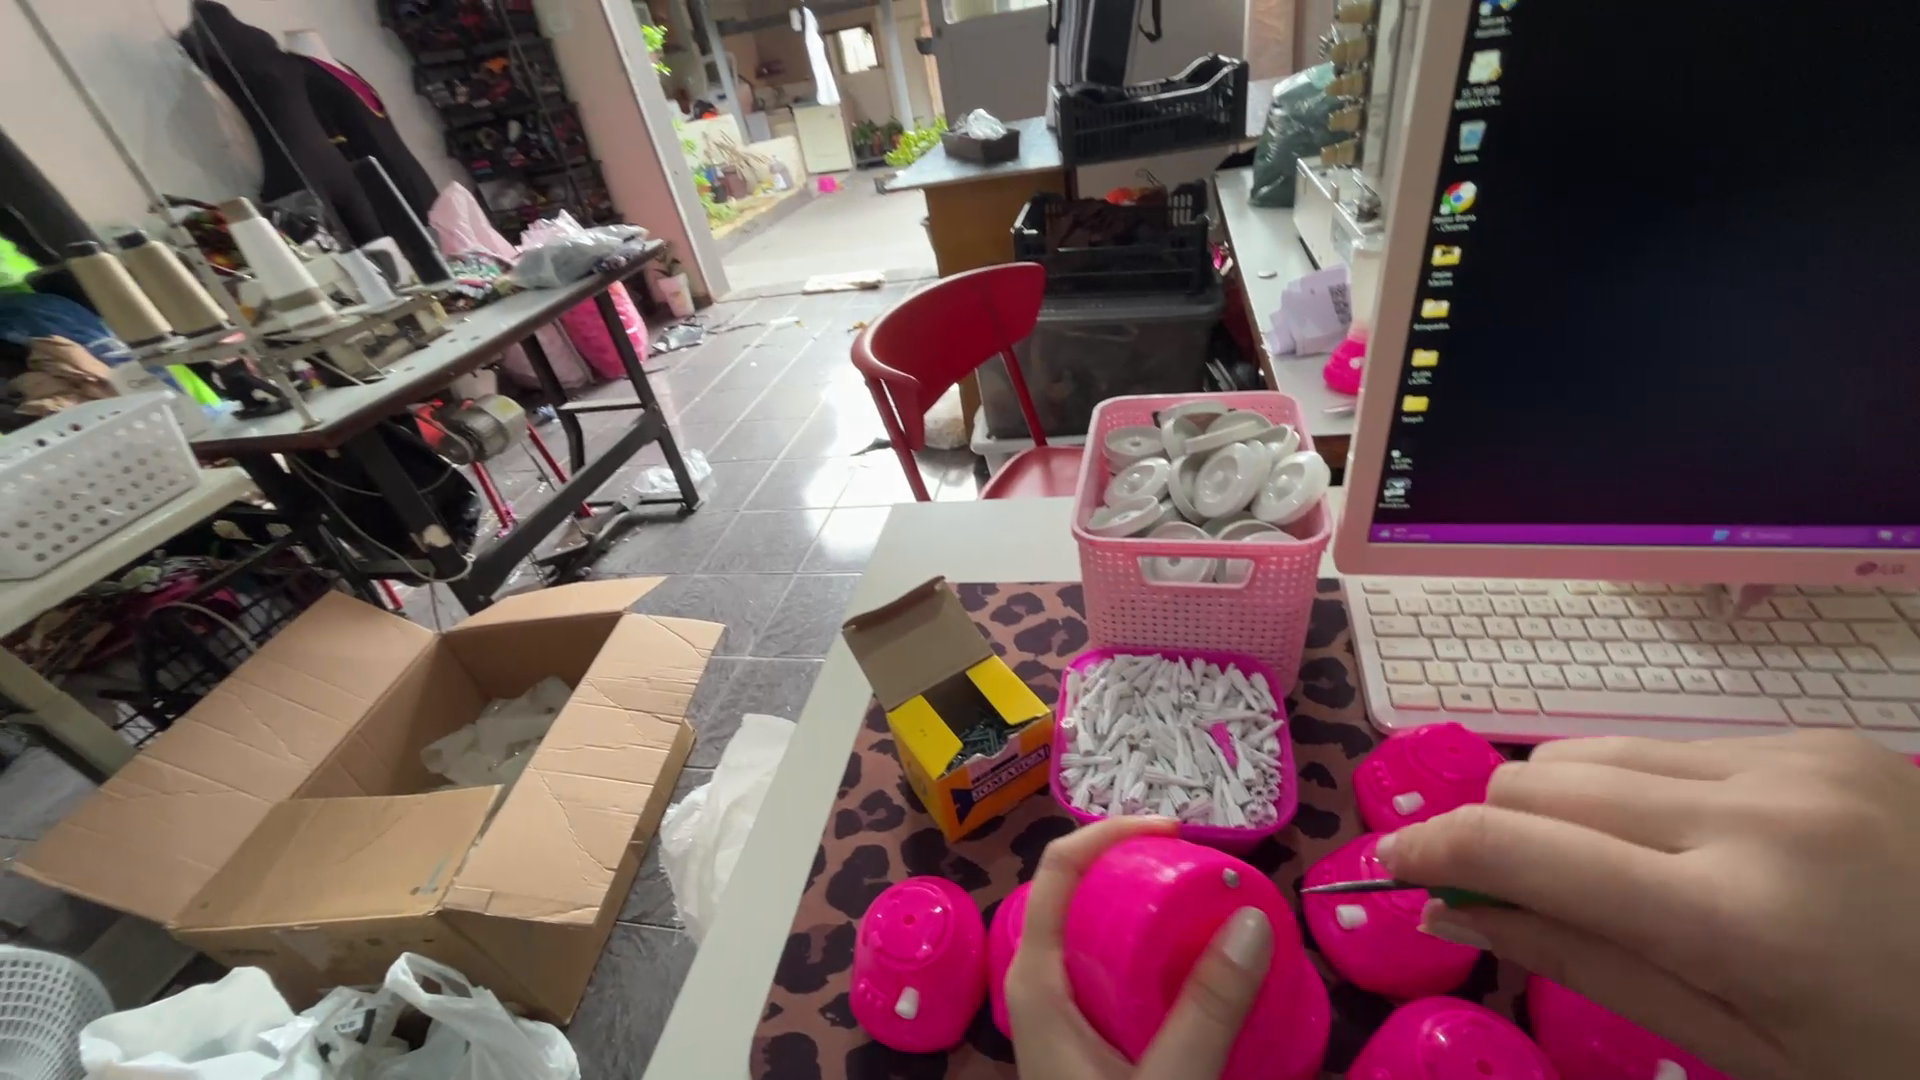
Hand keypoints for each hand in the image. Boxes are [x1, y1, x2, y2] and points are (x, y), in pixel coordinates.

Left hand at [1006, 817, 1274, 1078]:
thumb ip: (1207, 1009)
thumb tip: (1253, 918)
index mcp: (1036, 975)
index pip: (1058, 868)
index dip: (1109, 831)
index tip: (1174, 827)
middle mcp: (1038, 975)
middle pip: (1075, 887)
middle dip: (1132, 860)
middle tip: (1198, 862)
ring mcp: (1057, 1001)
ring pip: (1092, 923)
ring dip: (1141, 899)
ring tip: (1199, 895)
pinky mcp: (1080, 1026)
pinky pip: (1105, 959)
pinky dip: (1144, 941)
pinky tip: (1185, 954)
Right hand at [1378, 730, 1919, 1079]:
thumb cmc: (1897, 1057)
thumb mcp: (1735, 1045)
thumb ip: (1574, 960)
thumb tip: (1448, 912)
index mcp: (1737, 920)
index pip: (1514, 850)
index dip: (1431, 848)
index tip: (1396, 861)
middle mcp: (1753, 817)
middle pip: (1529, 782)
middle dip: (1498, 831)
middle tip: (1519, 883)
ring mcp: (1789, 763)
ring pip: (1579, 753)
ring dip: (1561, 804)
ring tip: (1623, 861)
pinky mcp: (1814, 739)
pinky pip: (1656, 746)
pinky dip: (1637, 789)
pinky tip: (1702, 838)